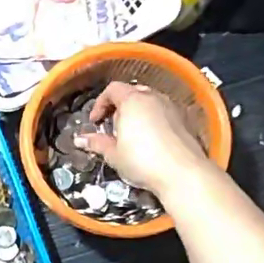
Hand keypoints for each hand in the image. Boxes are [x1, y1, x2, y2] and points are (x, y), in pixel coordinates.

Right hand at [75, 81, 212, 197]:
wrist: (182, 172)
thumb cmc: (142, 160)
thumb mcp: (113, 154)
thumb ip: (96, 143)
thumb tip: (79, 139)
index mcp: (132, 101)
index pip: (112, 89)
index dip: (100, 103)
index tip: (95, 121)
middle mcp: (153, 98)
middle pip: (132, 92)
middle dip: (118, 106)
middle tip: (112, 127)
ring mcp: (171, 107)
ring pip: (149, 101)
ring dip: (136, 112)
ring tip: (130, 134)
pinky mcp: (183, 119)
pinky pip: (162, 112)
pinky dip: (151, 119)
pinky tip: (148, 140)